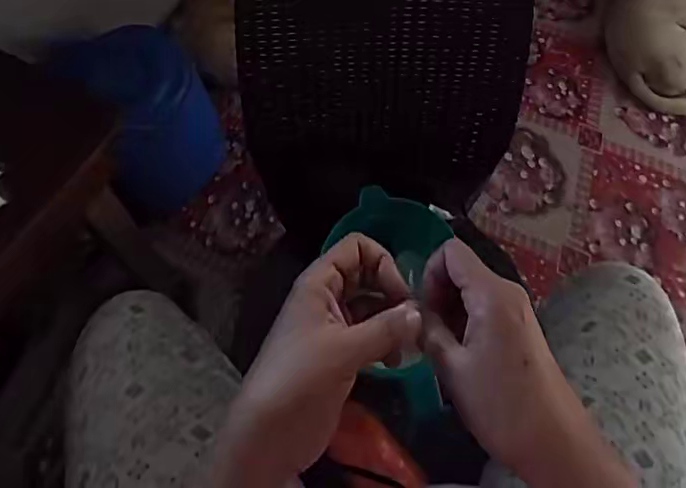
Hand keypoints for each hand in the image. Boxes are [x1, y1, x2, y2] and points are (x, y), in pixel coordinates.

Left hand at [206, 234, 422, 487]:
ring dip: (393, 320)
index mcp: (319, 281)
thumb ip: (384, 329)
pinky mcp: (339, 355)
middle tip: (415, 320)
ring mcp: (332, 326)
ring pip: (371, 306)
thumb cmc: (299, 379)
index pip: (356, 247)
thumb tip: (419, 313)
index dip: (382, 262)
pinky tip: (397, 361)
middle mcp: (326, 296)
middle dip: (392, 292)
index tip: (402, 294)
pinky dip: (386, 341)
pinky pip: (369, 334)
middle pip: (367, 275)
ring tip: (410, 345)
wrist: (266, 438)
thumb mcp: (343, 350)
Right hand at [419, 239, 635, 487]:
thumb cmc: (502, 406)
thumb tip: (414, 312)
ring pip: (473, 288)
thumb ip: (429, 330)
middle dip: (439, 293)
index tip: (422, 310)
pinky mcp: (522, 325)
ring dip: (452, 309)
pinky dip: (469, 319)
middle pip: (463, 268)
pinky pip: (487, 304)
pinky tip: (465, 354)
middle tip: (429, 332)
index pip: (451, 250)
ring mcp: (518, 307)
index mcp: (491, 293)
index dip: (429, 273)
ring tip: (445, 348)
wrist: (557, 444)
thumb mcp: (453, 369)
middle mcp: (507, 290)